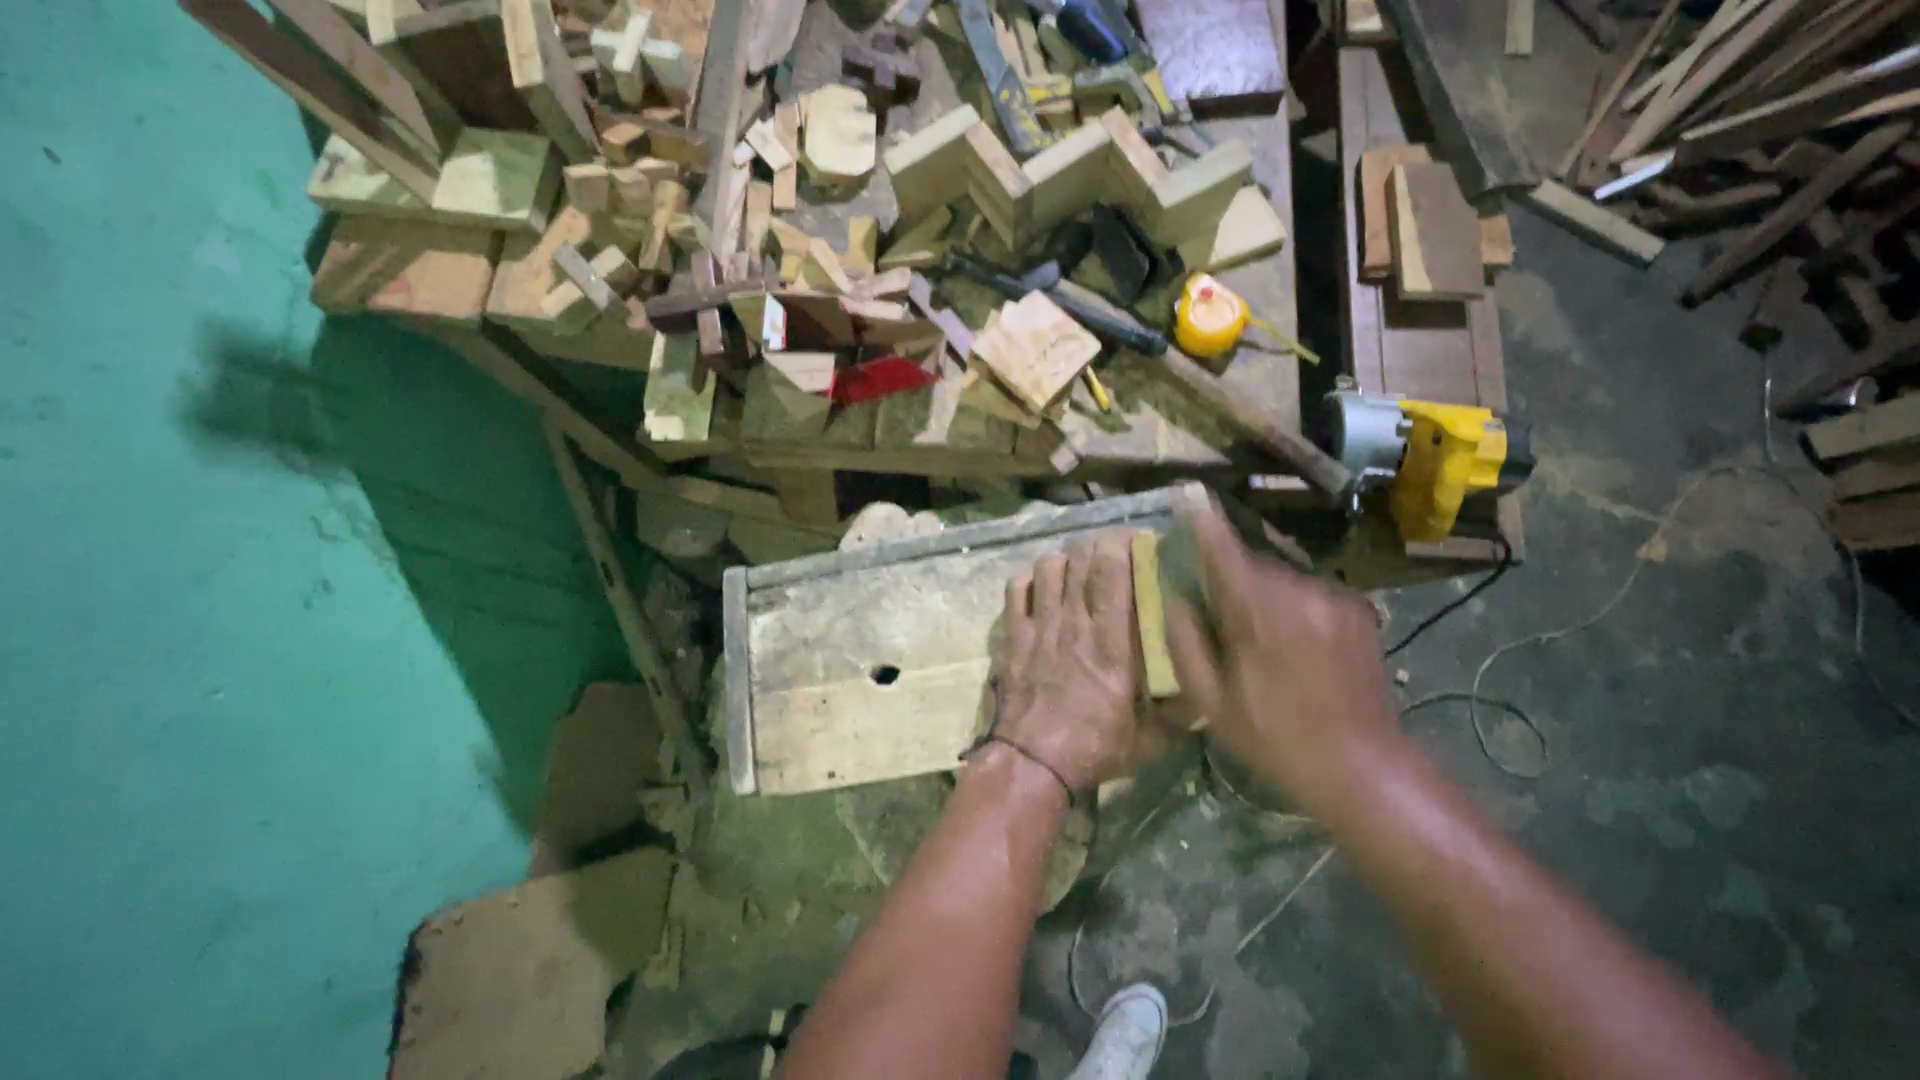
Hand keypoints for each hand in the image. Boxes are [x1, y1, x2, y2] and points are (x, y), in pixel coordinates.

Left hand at [988, 530, 1170, 792]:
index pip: (1114, 571)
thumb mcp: (1152, 740)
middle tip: (1111, 551)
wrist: (1031, 764)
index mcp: (1112, 642)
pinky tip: (1040, 588)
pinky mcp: (1012, 637)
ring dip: (1064, 561)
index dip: (1124, 544)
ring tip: (1075, 570)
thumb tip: (1210, 698)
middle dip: (1098, 545)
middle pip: (1081, 559)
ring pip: (1047, 566)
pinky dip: (1029, 580)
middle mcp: (1074, 623)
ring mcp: (1038, 627)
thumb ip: (1182, 714)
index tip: (1139, 541)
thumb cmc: (1095, 749)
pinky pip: (1016, 589)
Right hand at [1163, 497, 1402, 817]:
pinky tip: (1293, 642)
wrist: (1363, 766)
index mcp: (1257, 613)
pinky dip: (1293, 604)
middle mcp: (1299, 592)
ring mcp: (1334, 598)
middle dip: (1231, 574)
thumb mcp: (1210, 703)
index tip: (1189, 495)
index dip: (1204, 523)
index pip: (1224, 552)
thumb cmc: (1275, 739)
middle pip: (1253, 564)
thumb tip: (1175, 597)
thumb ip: (1186, 642)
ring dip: (1264, 592)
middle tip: (1216, 604)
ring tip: (1258, 636)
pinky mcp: (1358, 610)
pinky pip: (1310, 592)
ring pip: (1283, 578)